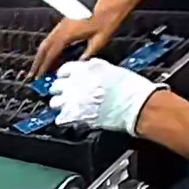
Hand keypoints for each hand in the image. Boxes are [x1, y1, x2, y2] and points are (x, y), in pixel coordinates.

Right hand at [32, 0, 152, 76]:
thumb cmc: (112, 15)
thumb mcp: (100, 40)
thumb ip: (86, 55)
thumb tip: (78, 65)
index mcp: (70, 31)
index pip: (51, 52)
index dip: (44, 66)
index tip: (39, 77)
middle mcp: (65, 24)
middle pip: (45, 45)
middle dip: (38, 61)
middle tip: (34, 74)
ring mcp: (66, 19)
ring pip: (49, 39)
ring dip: (43, 53)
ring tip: (41, 66)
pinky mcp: (70, 17)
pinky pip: (56, 34)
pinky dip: (51, 45)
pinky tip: (54, 53)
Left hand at [48, 58, 162, 134]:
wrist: (133, 104)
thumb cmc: (128, 87)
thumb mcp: (108, 69)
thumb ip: (92, 73)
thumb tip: (85, 78)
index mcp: (84, 67)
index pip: (63, 70)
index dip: (65, 77)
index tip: (67, 81)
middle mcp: (75, 82)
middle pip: (56, 86)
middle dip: (60, 91)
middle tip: (67, 96)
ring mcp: (72, 99)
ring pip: (54, 103)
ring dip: (60, 105)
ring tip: (68, 109)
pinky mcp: (74, 117)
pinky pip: (60, 120)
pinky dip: (64, 121)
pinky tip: (72, 120)